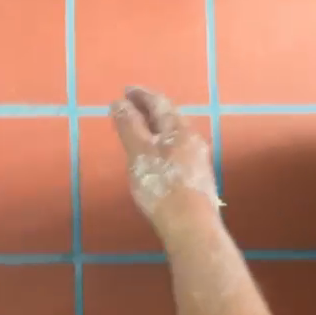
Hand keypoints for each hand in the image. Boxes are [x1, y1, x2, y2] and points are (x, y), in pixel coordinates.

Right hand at [110, 87, 223, 251]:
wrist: (190, 225)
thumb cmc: (161, 185)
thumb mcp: (138, 152)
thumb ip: (129, 125)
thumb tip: (119, 102)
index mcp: (178, 129)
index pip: (159, 103)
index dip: (141, 95)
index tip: (126, 90)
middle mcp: (192, 140)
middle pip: (168, 118)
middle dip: (147, 110)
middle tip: (129, 107)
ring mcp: (196, 159)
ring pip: (172, 135)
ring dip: (153, 128)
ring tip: (137, 130)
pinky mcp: (196, 177)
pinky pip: (175, 150)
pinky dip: (159, 144)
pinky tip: (153, 156)